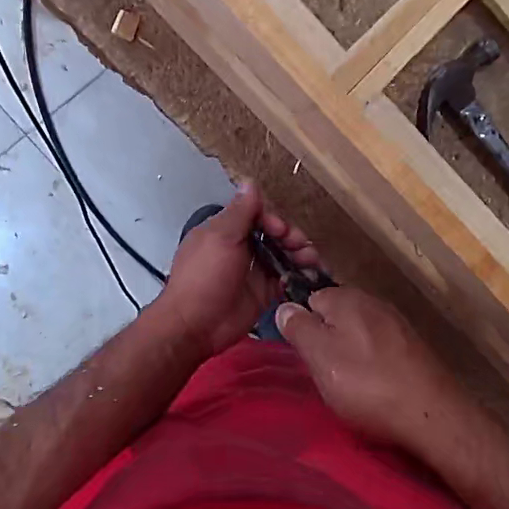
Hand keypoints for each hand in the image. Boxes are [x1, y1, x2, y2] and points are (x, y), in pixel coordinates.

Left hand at [150, 183, 320, 358]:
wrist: (194, 326)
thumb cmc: (204, 277)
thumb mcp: (220, 237)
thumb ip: (240, 211)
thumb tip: (250, 182)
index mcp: (226, 230)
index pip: (257, 215)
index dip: (273, 219)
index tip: (281, 230)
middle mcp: (241, 247)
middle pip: (274, 234)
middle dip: (292, 237)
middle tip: (303, 247)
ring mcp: (253, 271)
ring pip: (283, 255)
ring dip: (300, 254)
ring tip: (313, 261)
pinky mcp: (263, 292)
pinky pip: (286, 278)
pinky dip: (300, 274)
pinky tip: (313, 275)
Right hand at [275, 287, 470, 454]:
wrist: (433, 415)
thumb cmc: (367, 385)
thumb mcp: (320, 357)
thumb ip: (299, 328)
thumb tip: (284, 307)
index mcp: (347, 297)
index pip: (310, 298)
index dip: (303, 325)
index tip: (303, 354)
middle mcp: (373, 302)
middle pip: (336, 316)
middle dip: (327, 341)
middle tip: (325, 374)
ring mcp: (397, 324)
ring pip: (358, 334)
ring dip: (351, 355)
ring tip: (349, 387)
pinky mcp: (412, 348)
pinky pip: (380, 349)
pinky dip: (373, 366)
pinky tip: (375, 389)